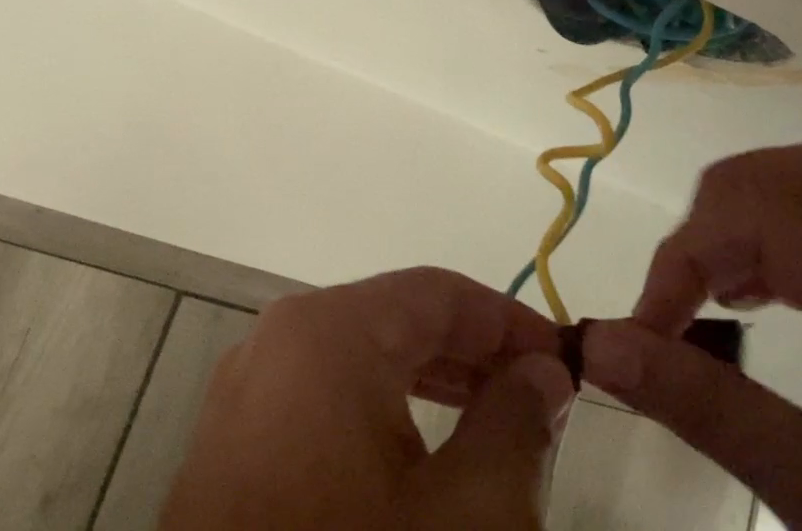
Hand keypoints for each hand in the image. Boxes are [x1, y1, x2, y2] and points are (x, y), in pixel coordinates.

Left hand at [161, 267, 574, 530]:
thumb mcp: (465, 511)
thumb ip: (516, 426)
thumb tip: (542, 371)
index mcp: (329, 330)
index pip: (439, 293)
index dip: (511, 323)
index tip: (566, 363)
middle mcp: (279, 338)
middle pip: (397, 318)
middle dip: (474, 354)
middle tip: (540, 398)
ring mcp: (248, 386)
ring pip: (359, 356)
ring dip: (431, 380)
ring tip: (493, 422)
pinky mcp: (234, 436)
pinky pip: (323, 393)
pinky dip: (380, 408)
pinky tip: (416, 452)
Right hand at [582, 142, 801, 530]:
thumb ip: (708, 410)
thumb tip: (601, 341)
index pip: (769, 213)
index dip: (687, 253)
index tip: (649, 329)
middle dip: (722, 206)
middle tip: (687, 281)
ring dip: (749, 227)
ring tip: (711, 299)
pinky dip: (780, 256)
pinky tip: (758, 313)